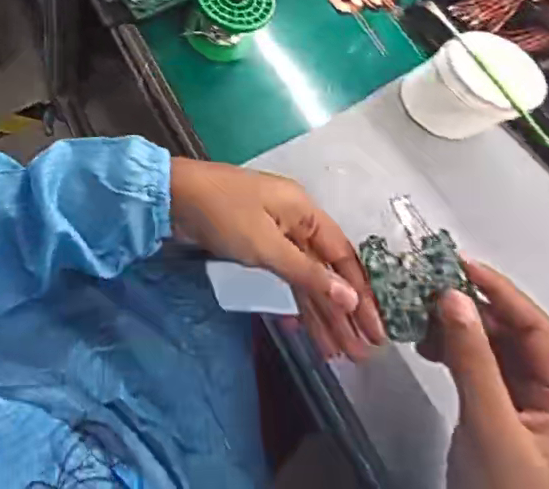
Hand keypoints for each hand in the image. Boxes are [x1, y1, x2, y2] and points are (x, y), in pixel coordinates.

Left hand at [170, 158, 384, 360]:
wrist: (170, 194)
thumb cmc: (222, 213)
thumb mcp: (266, 246)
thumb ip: (308, 275)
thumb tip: (352, 299)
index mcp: (302, 209)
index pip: (342, 256)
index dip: (361, 295)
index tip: (377, 332)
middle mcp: (291, 218)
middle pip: (324, 269)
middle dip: (341, 312)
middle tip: (359, 354)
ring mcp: (269, 230)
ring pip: (301, 275)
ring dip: (317, 311)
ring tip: (335, 353)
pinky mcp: (249, 241)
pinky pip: (278, 273)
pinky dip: (289, 298)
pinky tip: (299, 326)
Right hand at [420, 260, 548, 488]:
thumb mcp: (491, 428)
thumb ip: (472, 361)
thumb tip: (452, 296)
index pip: (540, 334)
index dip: (501, 293)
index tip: (457, 263)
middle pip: (518, 341)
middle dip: (471, 310)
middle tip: (425, 286)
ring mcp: (531, 417)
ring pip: (496, 354)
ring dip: (458, 330)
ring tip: (419, 314)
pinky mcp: (503, 423)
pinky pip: (481, 373)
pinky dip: (454, 353)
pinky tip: (428, 345)